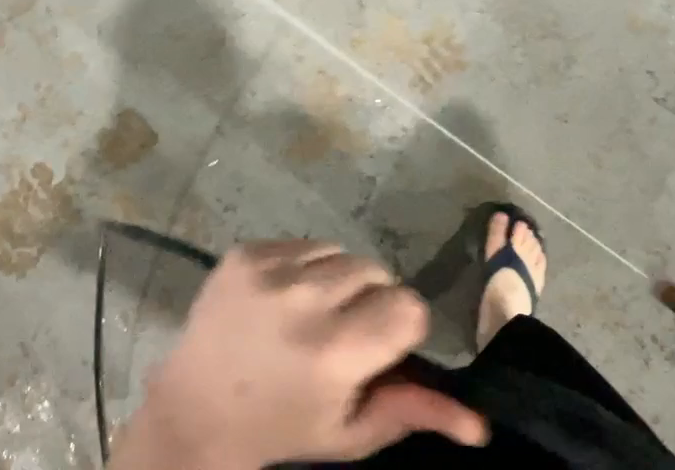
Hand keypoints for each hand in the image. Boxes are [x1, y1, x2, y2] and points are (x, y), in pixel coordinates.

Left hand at [119, 240, 488, 469]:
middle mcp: (304, 301)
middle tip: (347, 332)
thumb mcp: (350, 432)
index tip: (382, 346)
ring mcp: (269, 270)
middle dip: (372, 300)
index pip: (408, 307)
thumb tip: (478, 424)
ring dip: (339, 280)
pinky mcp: (245, 252)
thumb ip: (412, 414)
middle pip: (376, 272)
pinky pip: (303, 242)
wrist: (196, 408)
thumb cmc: (281, 427)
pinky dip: (304, 266)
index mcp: (336, 352)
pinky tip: (285, 298)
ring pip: (342, 253)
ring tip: (313, 314)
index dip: (402, 327)